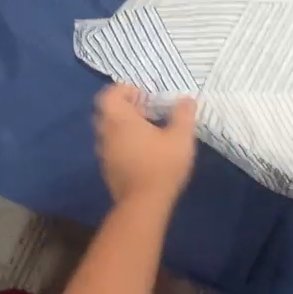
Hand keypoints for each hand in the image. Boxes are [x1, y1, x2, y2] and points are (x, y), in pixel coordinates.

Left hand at [93, 85, 197, 206]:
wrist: (144, 203)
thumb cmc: (163, 164)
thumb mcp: (181, 136)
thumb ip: (183, 114)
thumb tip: (187, 99)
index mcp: (121, 120)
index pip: (109, 96)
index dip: (124, 90)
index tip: (143, 94)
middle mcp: (107, 134)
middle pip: (107, 112)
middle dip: (126, 107)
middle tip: (148, 109)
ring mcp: (105, 153)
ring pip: (109, 131)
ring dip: (124, 126)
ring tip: (148, 130)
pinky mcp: (108, 169)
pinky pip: (113, 147)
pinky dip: (124, 142)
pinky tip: (145, 150)